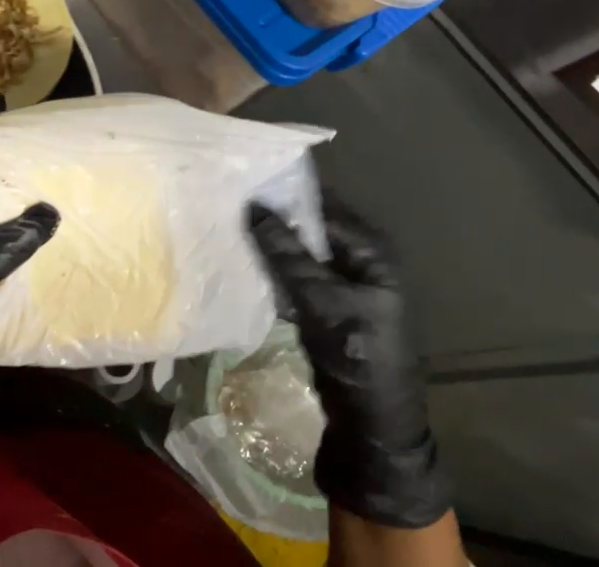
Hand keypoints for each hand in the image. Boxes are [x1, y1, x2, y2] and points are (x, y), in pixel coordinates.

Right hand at [249, 201, 450, 529]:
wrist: (370, 421)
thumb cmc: (357, 351)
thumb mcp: (321, 299)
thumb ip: (287, 253)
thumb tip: (254, 206)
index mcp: (369, 248)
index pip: (322, 204)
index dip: (285, 192)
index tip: (244, 177)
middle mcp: (357, 258)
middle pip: (308, 227)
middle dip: (273, 217)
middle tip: (228, 202)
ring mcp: (340, 284)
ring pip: (298, 253)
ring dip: (270, 246)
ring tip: (228, 227)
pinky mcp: (324, 307)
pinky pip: (293, 278)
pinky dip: (273, 272)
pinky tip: (242, 265)